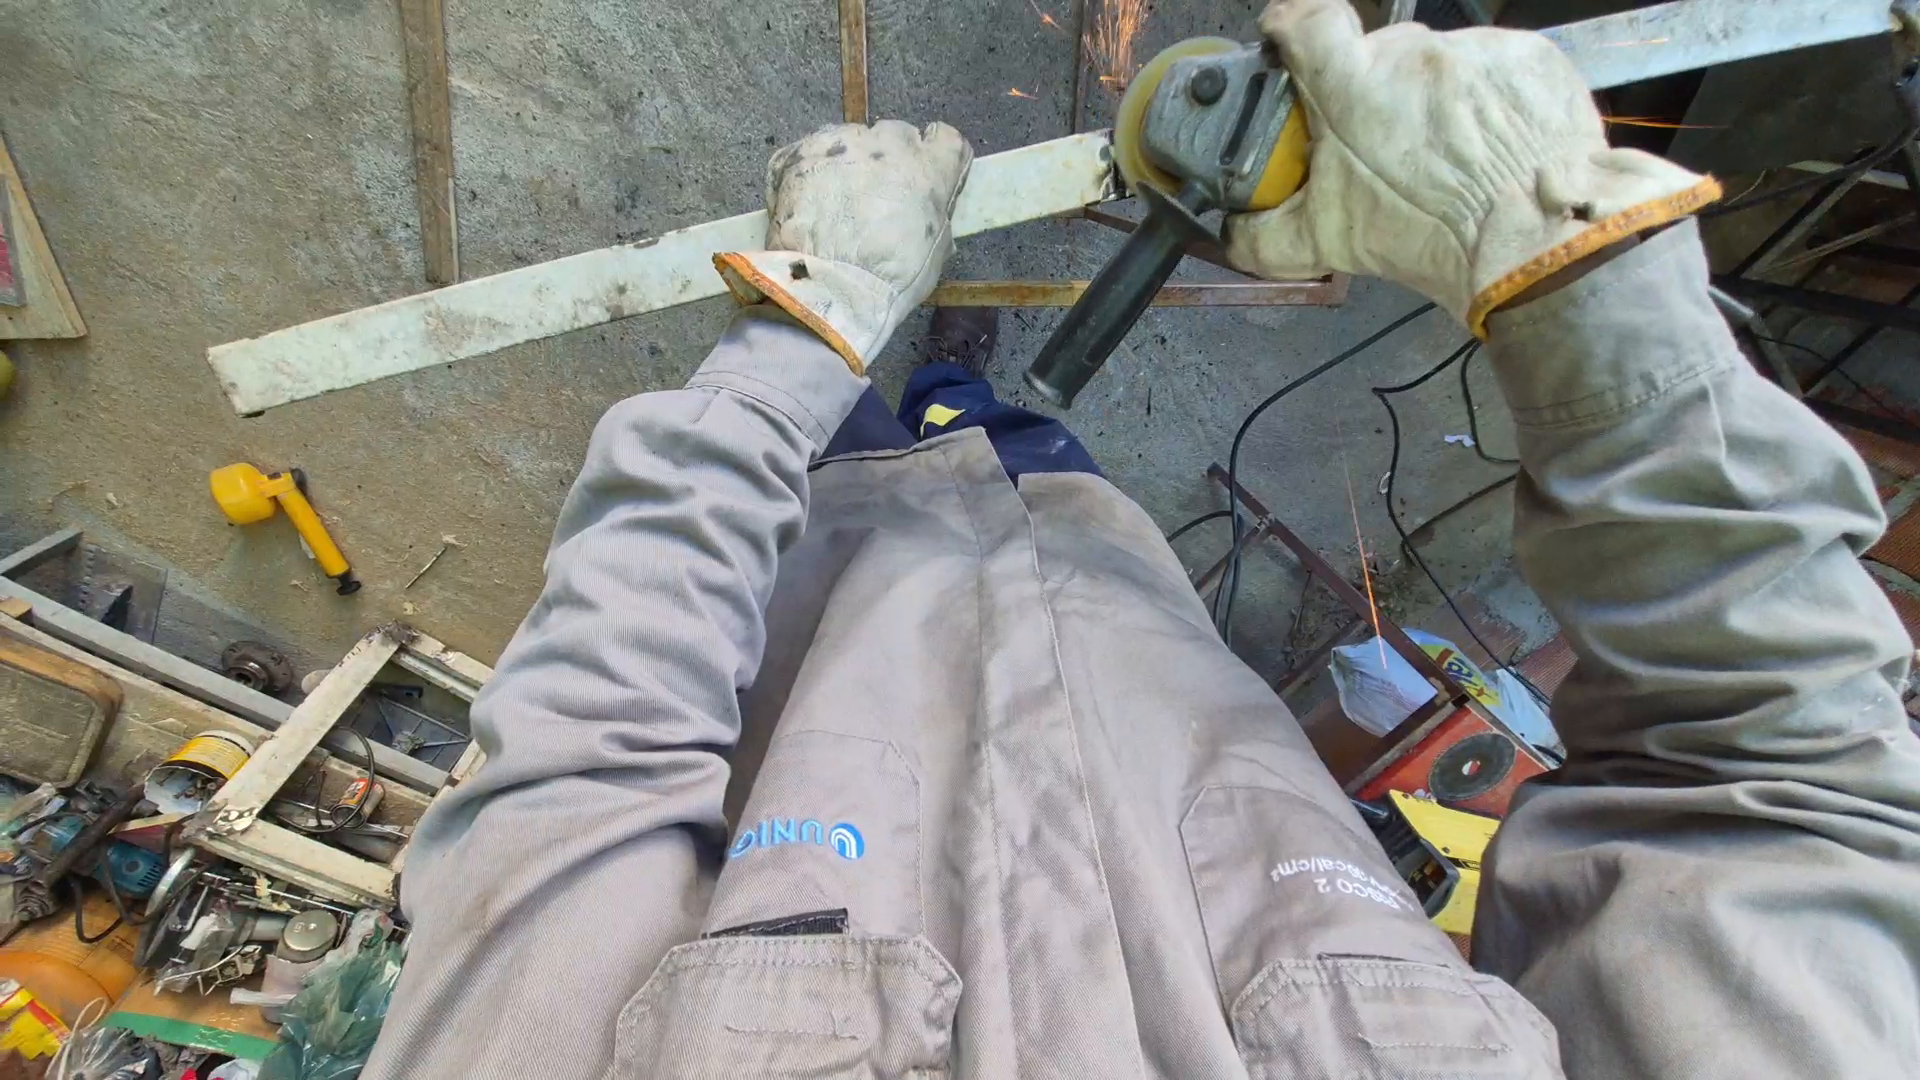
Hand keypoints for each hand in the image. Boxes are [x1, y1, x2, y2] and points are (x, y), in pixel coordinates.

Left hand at [715, 121, 972, 374]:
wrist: (830, 289)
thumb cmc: (890, 282)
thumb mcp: (934, 255)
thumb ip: (934, 217)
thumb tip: (929, 209)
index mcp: (927, 168)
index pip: (944, 140)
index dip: (936, 159)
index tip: (929, 177)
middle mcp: (885, 143)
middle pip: (894, 137)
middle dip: (889, 164)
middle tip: (879, 202)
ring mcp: (838, 143)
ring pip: (849, 144)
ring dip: (849, 167)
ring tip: (838, 209)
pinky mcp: (798, 154)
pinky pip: (807, 156)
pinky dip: (810, 177)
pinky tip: (809, 208)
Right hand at [1224, 0, 1719, 335]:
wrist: (1525, 234)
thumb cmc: (1418, 234)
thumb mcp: (1321, 242)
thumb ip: (1260, 235)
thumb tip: (1229, 233)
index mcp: (1354, 87)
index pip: (1309, 23)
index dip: (1289, 23)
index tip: (1283, 32)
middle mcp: (1414, 53)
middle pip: (1374, 54)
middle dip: (1365, 91)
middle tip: (1368, 143)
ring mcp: (1477, 49)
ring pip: (1432, 64)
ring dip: (1422, 99)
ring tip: (1432, 155)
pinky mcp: (1529, 56)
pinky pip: (1486, 68)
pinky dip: (1473, 101)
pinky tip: (1474, 145)